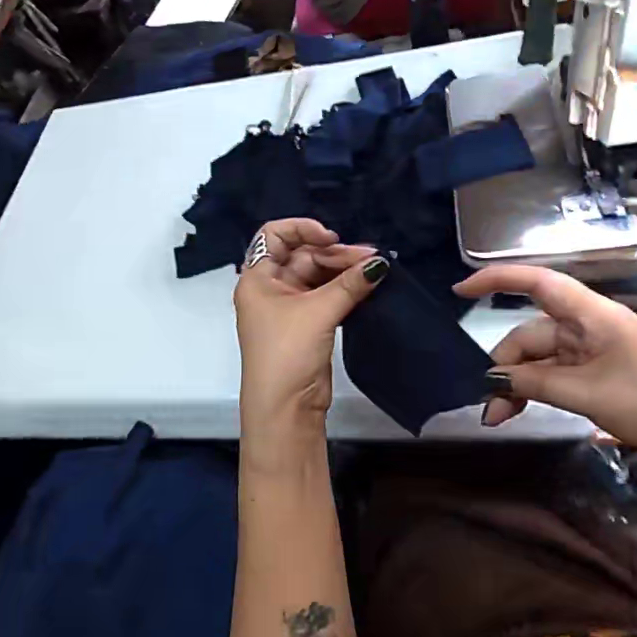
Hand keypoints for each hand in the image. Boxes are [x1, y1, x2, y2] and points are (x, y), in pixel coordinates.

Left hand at [234, 219, 387, 425]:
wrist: (285, 407)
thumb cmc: (287, 352)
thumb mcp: (318, 312)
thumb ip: (349, 283)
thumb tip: (379, 263)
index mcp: (257, 278)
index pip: (274, 235)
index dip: (302, 229)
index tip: (332, 237)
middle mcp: (270, 288)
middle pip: (303, 256)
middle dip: (336, 254)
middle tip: (372, 258)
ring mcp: (289, 307)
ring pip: (318, 276)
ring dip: (344, 272)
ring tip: (376, 270)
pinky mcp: (307, 325)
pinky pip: (326, 296)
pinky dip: (345, 290)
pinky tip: (368, 286)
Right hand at [454, 265, 636, 465]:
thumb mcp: (588, 394)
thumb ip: (534, 383)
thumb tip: (490, 380)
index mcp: (592, 315)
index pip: (538, 283)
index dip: (497, 280)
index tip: (460, 290)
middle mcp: (587, 326)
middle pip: (529, 334)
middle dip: (504, 367)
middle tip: (486, 403)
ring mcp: (589, 349)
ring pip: (536, 359)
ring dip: (515, 385)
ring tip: (496, 416)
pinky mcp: (592, 371)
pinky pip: (550, 374)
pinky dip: (531, 390)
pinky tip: (513, 411)